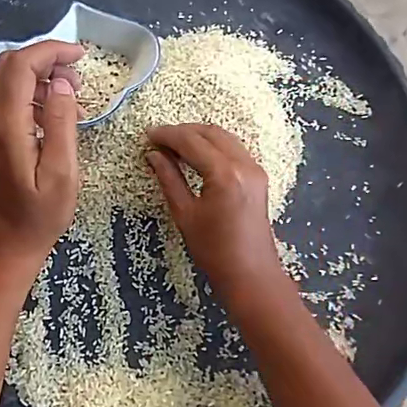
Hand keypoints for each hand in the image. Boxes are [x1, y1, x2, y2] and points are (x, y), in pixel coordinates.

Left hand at [0, 40, 83, 266]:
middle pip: (10, 65)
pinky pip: (9, 97)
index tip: (81, 56)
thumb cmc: (41, 213)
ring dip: (41, 76)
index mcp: (6, 126)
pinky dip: (34, 92)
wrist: (9, 240)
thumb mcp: (62, 172)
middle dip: (46, 60)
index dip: (50, 52)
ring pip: (8, 78)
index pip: (21, 67)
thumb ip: (62, 123)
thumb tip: (63, 83)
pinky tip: (57, 113)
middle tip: (78, 78)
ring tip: (73, 97)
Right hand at [146, 124, 291, 301]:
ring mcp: (255, 169)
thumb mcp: (185, 214)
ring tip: (174, 146)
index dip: (167, 135)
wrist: (251, 274)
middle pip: (209, 133)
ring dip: (198, 136)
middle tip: (158, 140)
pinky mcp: (258, 176)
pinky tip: (196, 155)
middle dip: (182, 132)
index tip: (148, 136)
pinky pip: (233, 149)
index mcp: (224, 174)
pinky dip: (213, 145)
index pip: (191, 141)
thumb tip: (154, 155)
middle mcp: (244, 164)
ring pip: (223, 137)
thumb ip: (169, 179)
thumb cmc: (214, 251)